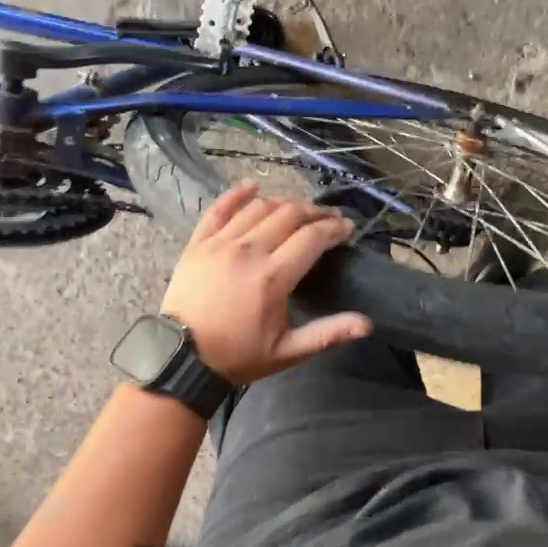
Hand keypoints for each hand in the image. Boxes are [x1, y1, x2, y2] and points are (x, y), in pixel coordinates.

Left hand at [160, 181, 372, 385]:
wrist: (179, 360)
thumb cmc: (238, 356)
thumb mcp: (287, 352)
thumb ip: (328, 334)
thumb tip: (367, 324)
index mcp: (273, 276)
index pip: (313, 237)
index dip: (335, 228)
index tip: (348, 228)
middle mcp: (249, 251)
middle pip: (290, 214)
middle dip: (315, 212)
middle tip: (330, 217)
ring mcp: (220, 243)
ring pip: (259, 207)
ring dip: (284, 203)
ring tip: (299, 210)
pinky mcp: (198, 243)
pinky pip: (219, 209)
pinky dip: (237, 194)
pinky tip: (253, 186)